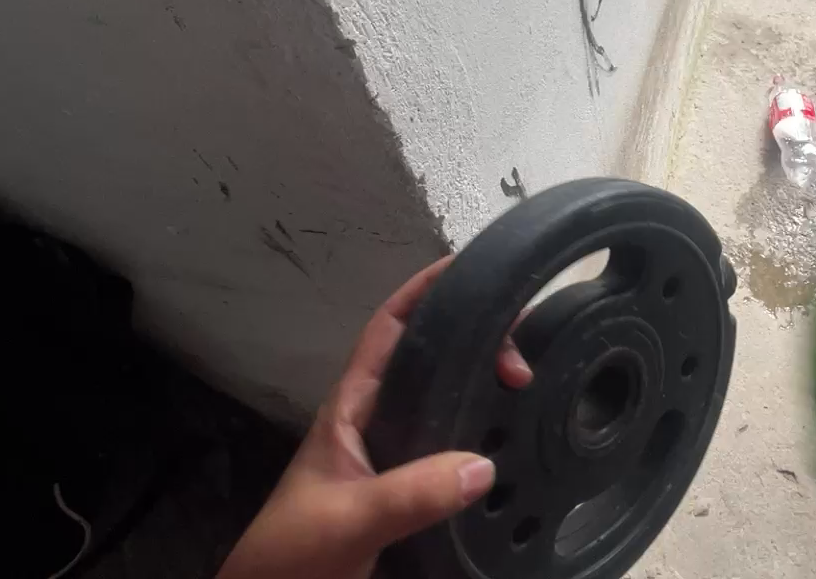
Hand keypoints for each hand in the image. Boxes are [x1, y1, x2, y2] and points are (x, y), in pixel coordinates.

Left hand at [218, 256, 533, 578]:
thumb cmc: (291, 558)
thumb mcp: (349, 521)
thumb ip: (409, 494)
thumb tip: (484, 464)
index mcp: (354, 404)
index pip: (389, 326)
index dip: (424, 288)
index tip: (468, 265)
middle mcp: (378, 415)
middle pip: (430, 352)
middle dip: (474, 335)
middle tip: (520, 353)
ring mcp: (394, 448)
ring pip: (445, 390)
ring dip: (483, 376)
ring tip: (524, 379)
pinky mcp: (409, 482)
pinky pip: (454, 431)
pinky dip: (483, 418)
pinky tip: (509, 422)